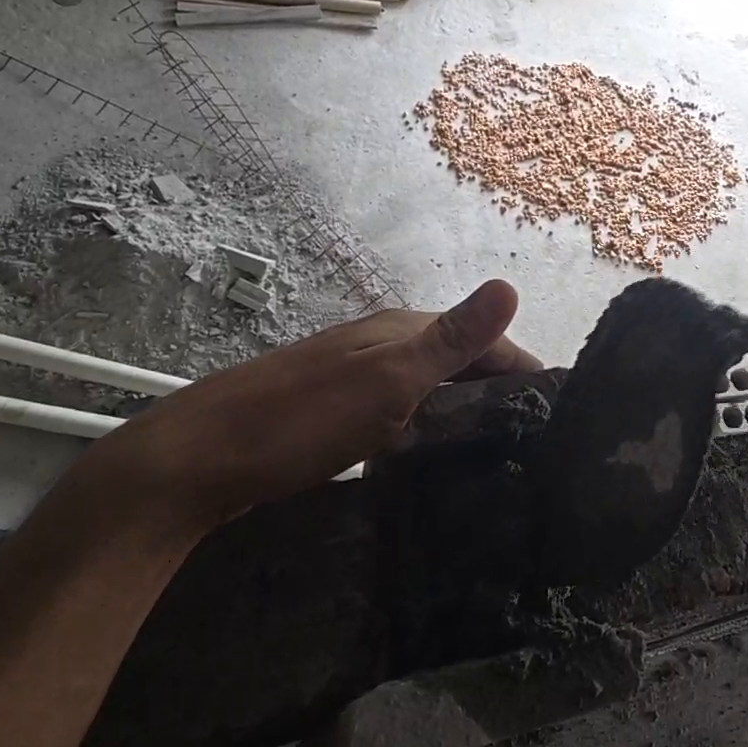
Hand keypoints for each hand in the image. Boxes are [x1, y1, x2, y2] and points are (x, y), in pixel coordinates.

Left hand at [67, 279, 529, 534]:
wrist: (192, 463)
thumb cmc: (300, 421)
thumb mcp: (388, 380)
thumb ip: (452, 338)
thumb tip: (510, 284)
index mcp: (401, 330)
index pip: (484, 338)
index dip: (522, 367)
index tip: (555, 409)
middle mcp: (380, 343)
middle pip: (457, 358)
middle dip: (497, 387)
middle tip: (532, 438)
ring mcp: (352, 376)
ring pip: (428, 385)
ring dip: (462, 406)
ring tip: (492, 451)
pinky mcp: (330, 410)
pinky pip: (400, 408)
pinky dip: (427, 424)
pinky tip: (428, 455)